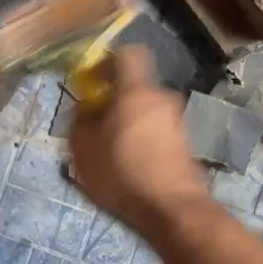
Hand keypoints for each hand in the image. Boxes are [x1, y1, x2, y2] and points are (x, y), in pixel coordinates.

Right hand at [70, 46, 213, 236]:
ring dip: (125, 120)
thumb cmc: (122, 173)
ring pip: (143, 109)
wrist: (171, 209)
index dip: (106, 60)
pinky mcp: (182, 142)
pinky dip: (139, 137)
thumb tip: (84, 108)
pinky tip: (126, 163)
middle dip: (112, 98)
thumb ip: (79, 119)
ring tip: (107, 148)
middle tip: (93, 121)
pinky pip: (153, 128)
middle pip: (133, 86)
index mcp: (136, 91)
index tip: (91, 79)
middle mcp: (161, 98)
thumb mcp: (83, 148)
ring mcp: (176, 120)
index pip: (126, 54)